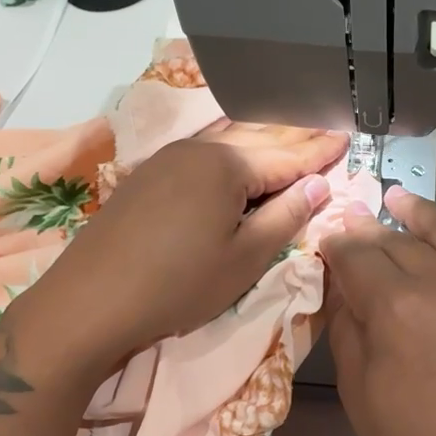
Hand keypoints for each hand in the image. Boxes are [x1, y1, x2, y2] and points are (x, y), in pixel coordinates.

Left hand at [13, 121, 346, 368]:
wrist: (88, 302)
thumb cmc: (177, 286)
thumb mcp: (244, 259)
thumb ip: (286, 216)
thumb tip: (319, 184)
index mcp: (226, 165)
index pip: (286, 156)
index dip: (319, 152)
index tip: (347, 138)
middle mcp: (197, 149)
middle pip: (257, 138)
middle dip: (294, 138)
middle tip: (327, 133)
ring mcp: (166, 158)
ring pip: (226, 140)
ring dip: (261, 140)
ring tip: (289, 139)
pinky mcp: (146, 175)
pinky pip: (201, 150)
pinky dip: (230, 150)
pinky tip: (235, 154)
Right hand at [319, 186, 435, 435]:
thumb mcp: (361, 392)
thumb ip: (349, 327)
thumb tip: (344, 285)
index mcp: (396, 306)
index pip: (356, 255)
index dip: (335, 246)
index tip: (324, 243)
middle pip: (397, 241)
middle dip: (369, 230)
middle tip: (351, 221)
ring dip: (418, 211)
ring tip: (398, 197)